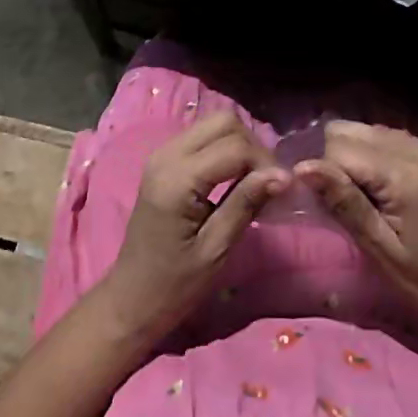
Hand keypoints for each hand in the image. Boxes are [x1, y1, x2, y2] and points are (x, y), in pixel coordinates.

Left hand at [96, 112, 289, 341]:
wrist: (132, 296)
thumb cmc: (174, 283)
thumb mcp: (215, 249)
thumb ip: (246, 204)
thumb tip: (283, 175)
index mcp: (177, 178)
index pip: (234, 147)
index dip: (265, 163)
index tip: (285, 191)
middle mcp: (166, 154)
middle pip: (223, 121)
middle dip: (253, 146)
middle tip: (270, 182)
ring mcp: (162, 153)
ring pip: (213, 124)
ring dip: (240, 145)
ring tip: (257, 182)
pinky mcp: (164, 159)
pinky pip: (202, 137)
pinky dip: (225, 149)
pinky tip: (236, 179)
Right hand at [295, 121, 417, 335]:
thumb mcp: (380, 249)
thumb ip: (343, 202)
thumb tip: (301, 168)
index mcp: (403, 175)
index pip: (337, 150)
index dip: (322, 174)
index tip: (323, 205)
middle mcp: (410, 147)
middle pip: (343, 132)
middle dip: (331, 162)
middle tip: (339, 201)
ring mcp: (416, 144)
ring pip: (354, 130)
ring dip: (344, 158)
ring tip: (354, 196)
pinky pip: (371, 136)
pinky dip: (360, 156)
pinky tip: (370, 186)